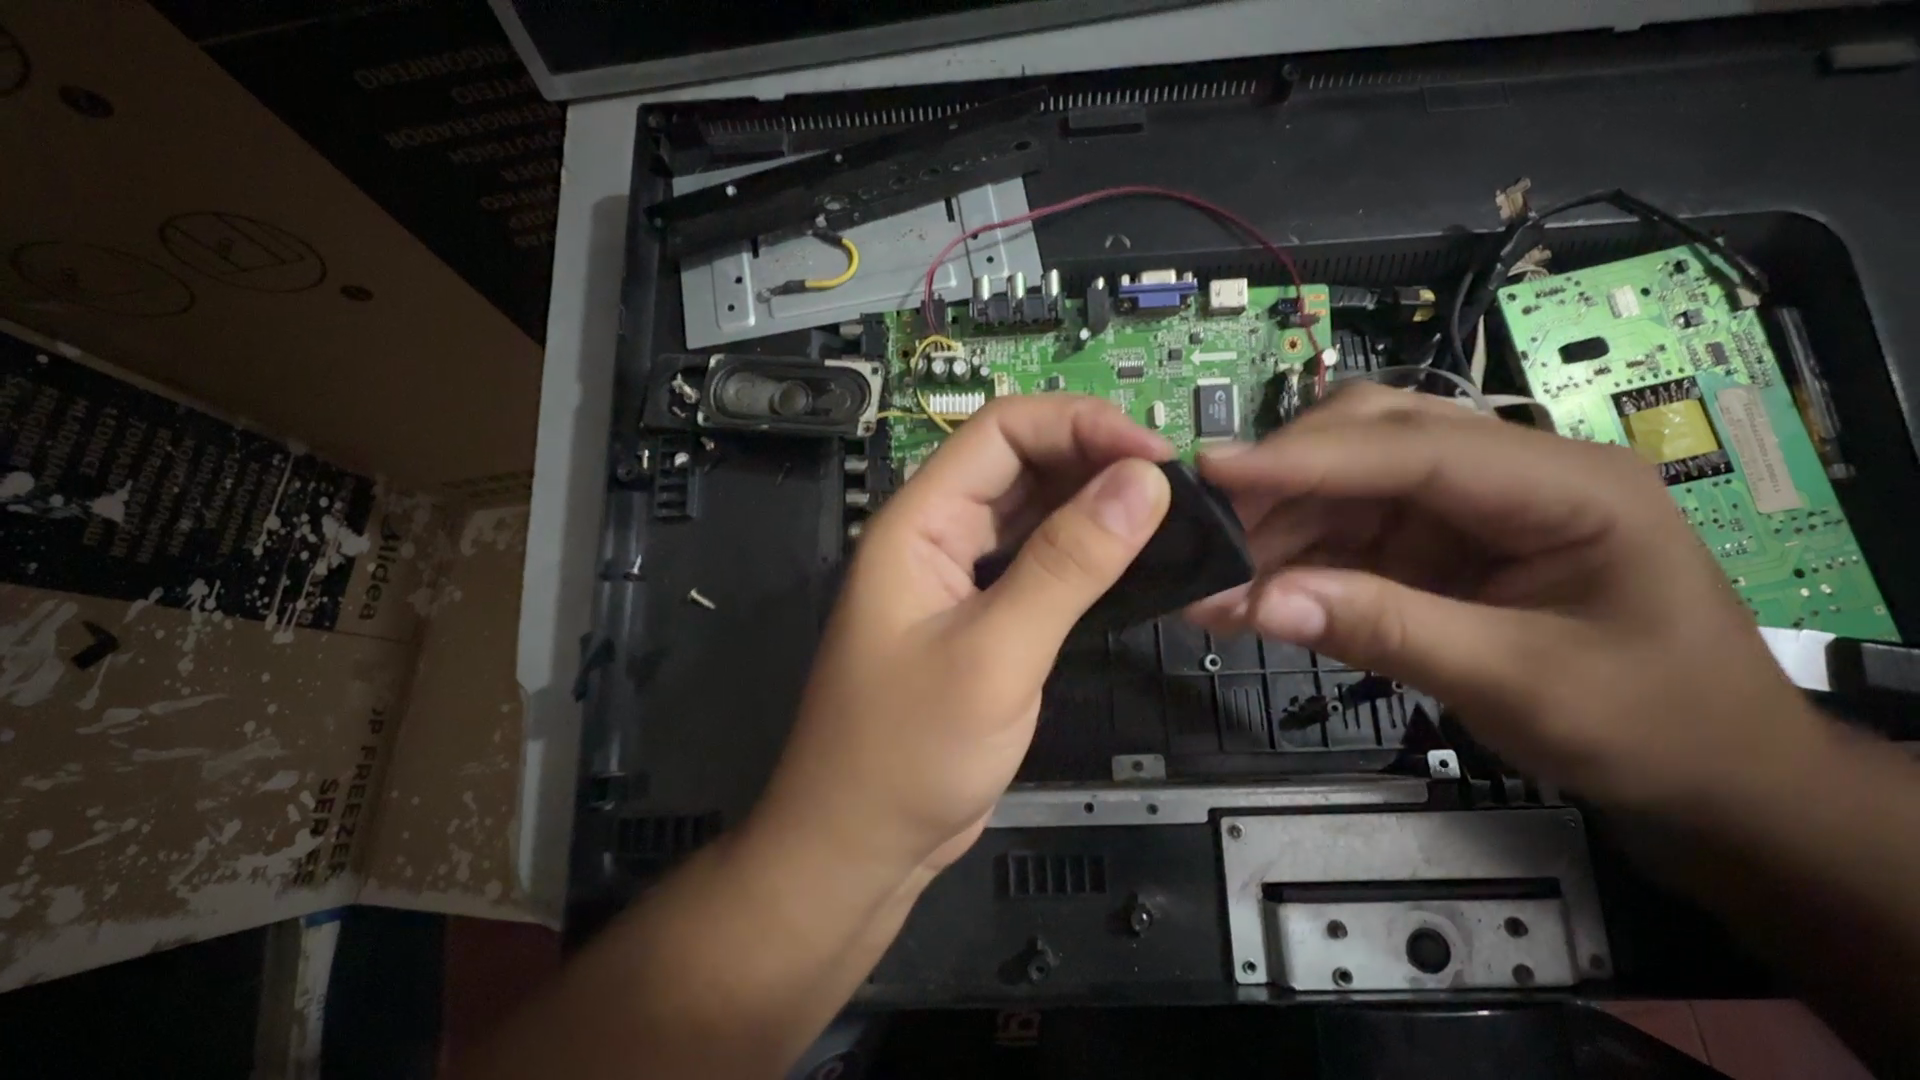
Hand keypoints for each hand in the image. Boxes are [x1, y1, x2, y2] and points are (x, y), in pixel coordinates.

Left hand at [755, 396, 1171, 878]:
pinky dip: (1084, 556)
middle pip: (1020, 465)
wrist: (864, 843)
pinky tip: (1133, 562)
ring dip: (1094, 506)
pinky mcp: (983, 623)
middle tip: (1175, 486)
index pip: (1001, 432)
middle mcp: (938, 539)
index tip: (1155, 454)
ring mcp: (960, 582)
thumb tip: (1143, 480)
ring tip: (1168, 516)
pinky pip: (1038, 565)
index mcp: (919, 524)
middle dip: (1093, 460)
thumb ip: (1068, 565)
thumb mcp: (995, 654)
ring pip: (1033, 515)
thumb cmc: (909, 752)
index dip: (1079, 425)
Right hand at [1187, 383, 1821, 808]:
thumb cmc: (1652, 724)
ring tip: (1213, 577)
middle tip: (1205, 526)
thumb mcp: (1522, 684)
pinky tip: (1251, 595)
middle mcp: (1511, 474)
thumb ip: (1391, 631)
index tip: (1214, 470)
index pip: (1417, 449)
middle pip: (1377, 438)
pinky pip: (1351, 537)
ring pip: (1350, 486)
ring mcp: (1471, 509)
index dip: (1307, 457)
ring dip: (1278, 525)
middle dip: (1285, 478)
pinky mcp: (1441, 547)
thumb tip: (1260, 601)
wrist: (1716, 777)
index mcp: (1566, 484)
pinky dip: (1297, 564)